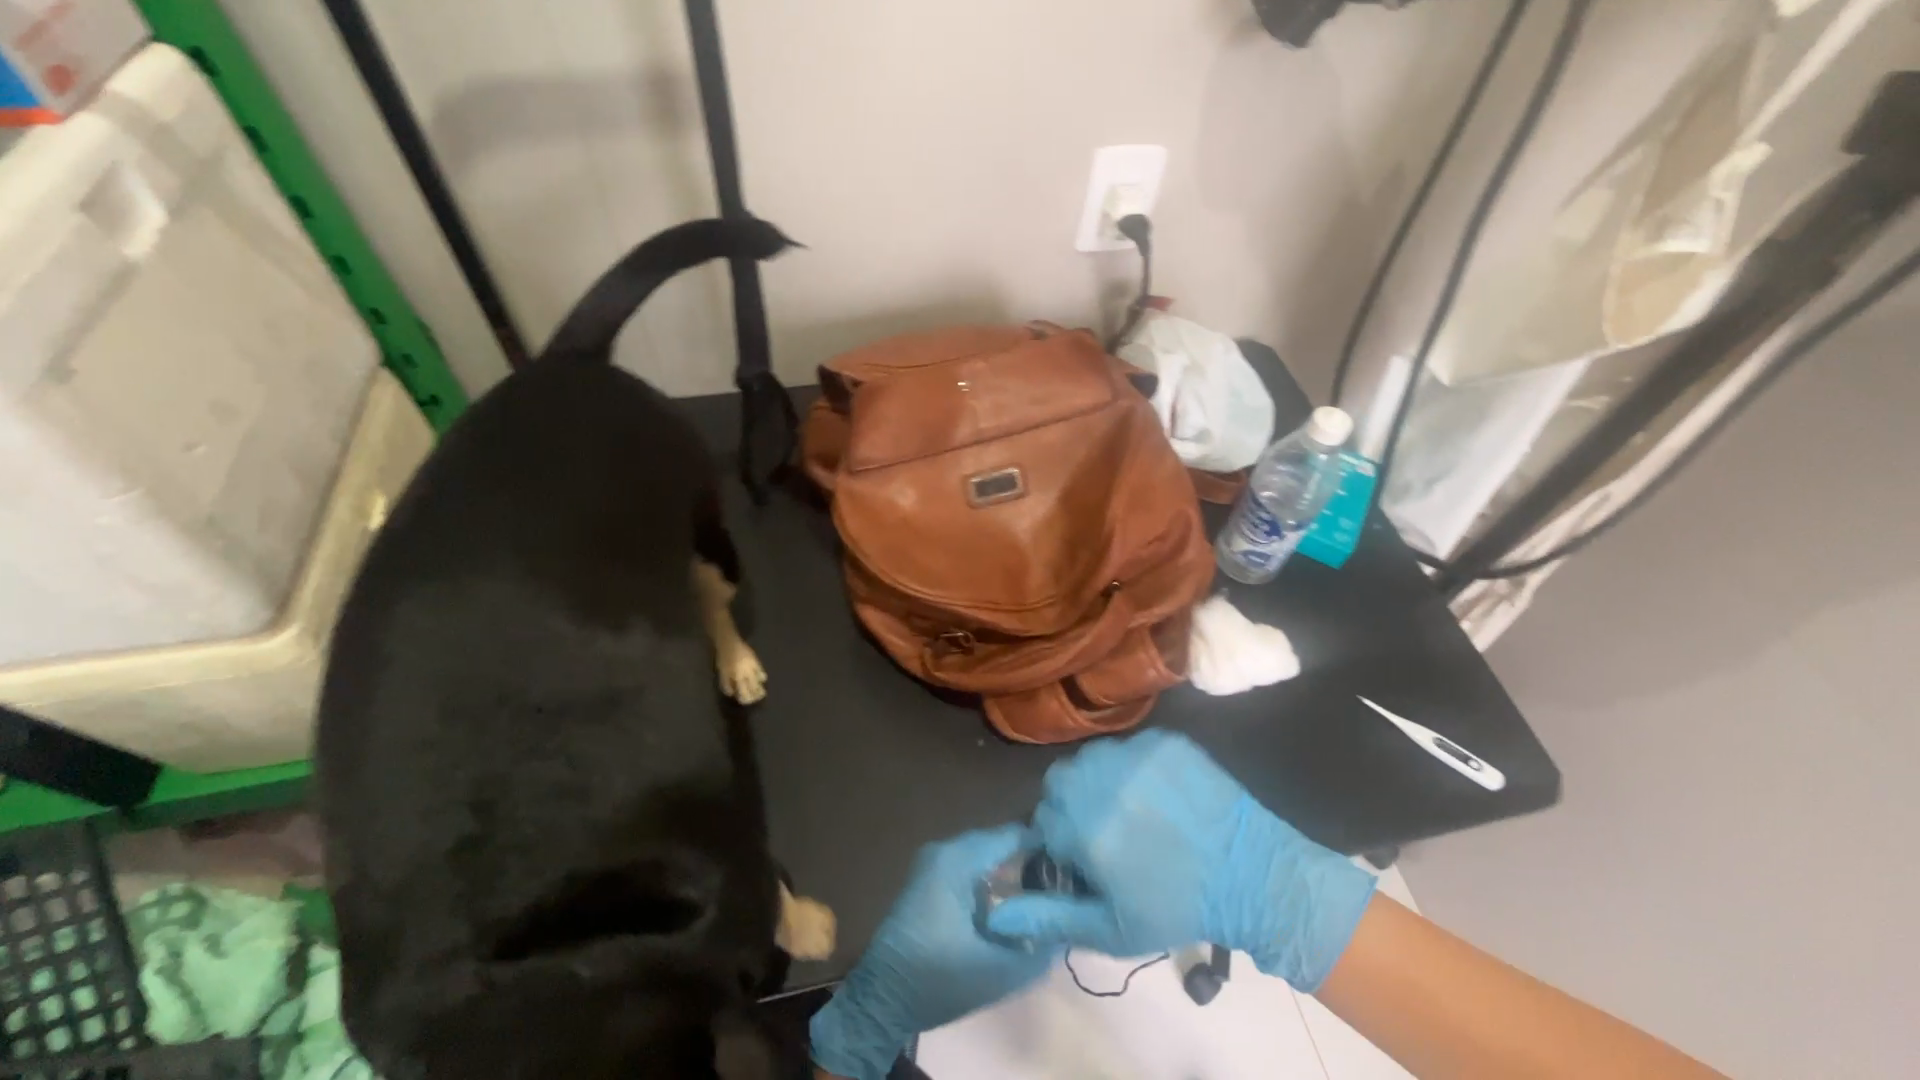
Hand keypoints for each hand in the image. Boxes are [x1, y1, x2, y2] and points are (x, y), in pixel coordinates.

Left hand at [811, 825, 1058, 1079]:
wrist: (882, 1001)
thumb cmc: (938, 979)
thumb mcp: (1001, 970)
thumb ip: (1041, 944)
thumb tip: (1069, 923)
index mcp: (958, 859)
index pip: (1016, 835)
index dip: (1050, 849)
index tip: (1077, 869)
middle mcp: (945, 850)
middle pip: (1002, 844)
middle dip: (1034, 863)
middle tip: (1067, 887)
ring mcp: (934, 864)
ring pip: (987, 857)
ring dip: (1014, 874)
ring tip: (1048, 897)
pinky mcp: (930, 882)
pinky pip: (972, 869)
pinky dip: (994, 883)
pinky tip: (1016, 907)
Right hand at [986, 730, 1374, 991]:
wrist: (1252, 876)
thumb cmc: (1176, 908)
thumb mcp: (1108, 929)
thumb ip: (1046, 916)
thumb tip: (992, 911)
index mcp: (1085, 827)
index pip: (1042, 820)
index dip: (1060, 842)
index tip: (1086, 859)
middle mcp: (1103, 781)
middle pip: (1060, 782)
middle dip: (1073, 805)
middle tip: (1106, 832)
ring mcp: (1137, 755)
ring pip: (1091, 759)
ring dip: (1099, 781)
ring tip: (1131, 811)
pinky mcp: (1165, 742)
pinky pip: (1128, 747)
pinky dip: (1133, 767)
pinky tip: (1156, 794)